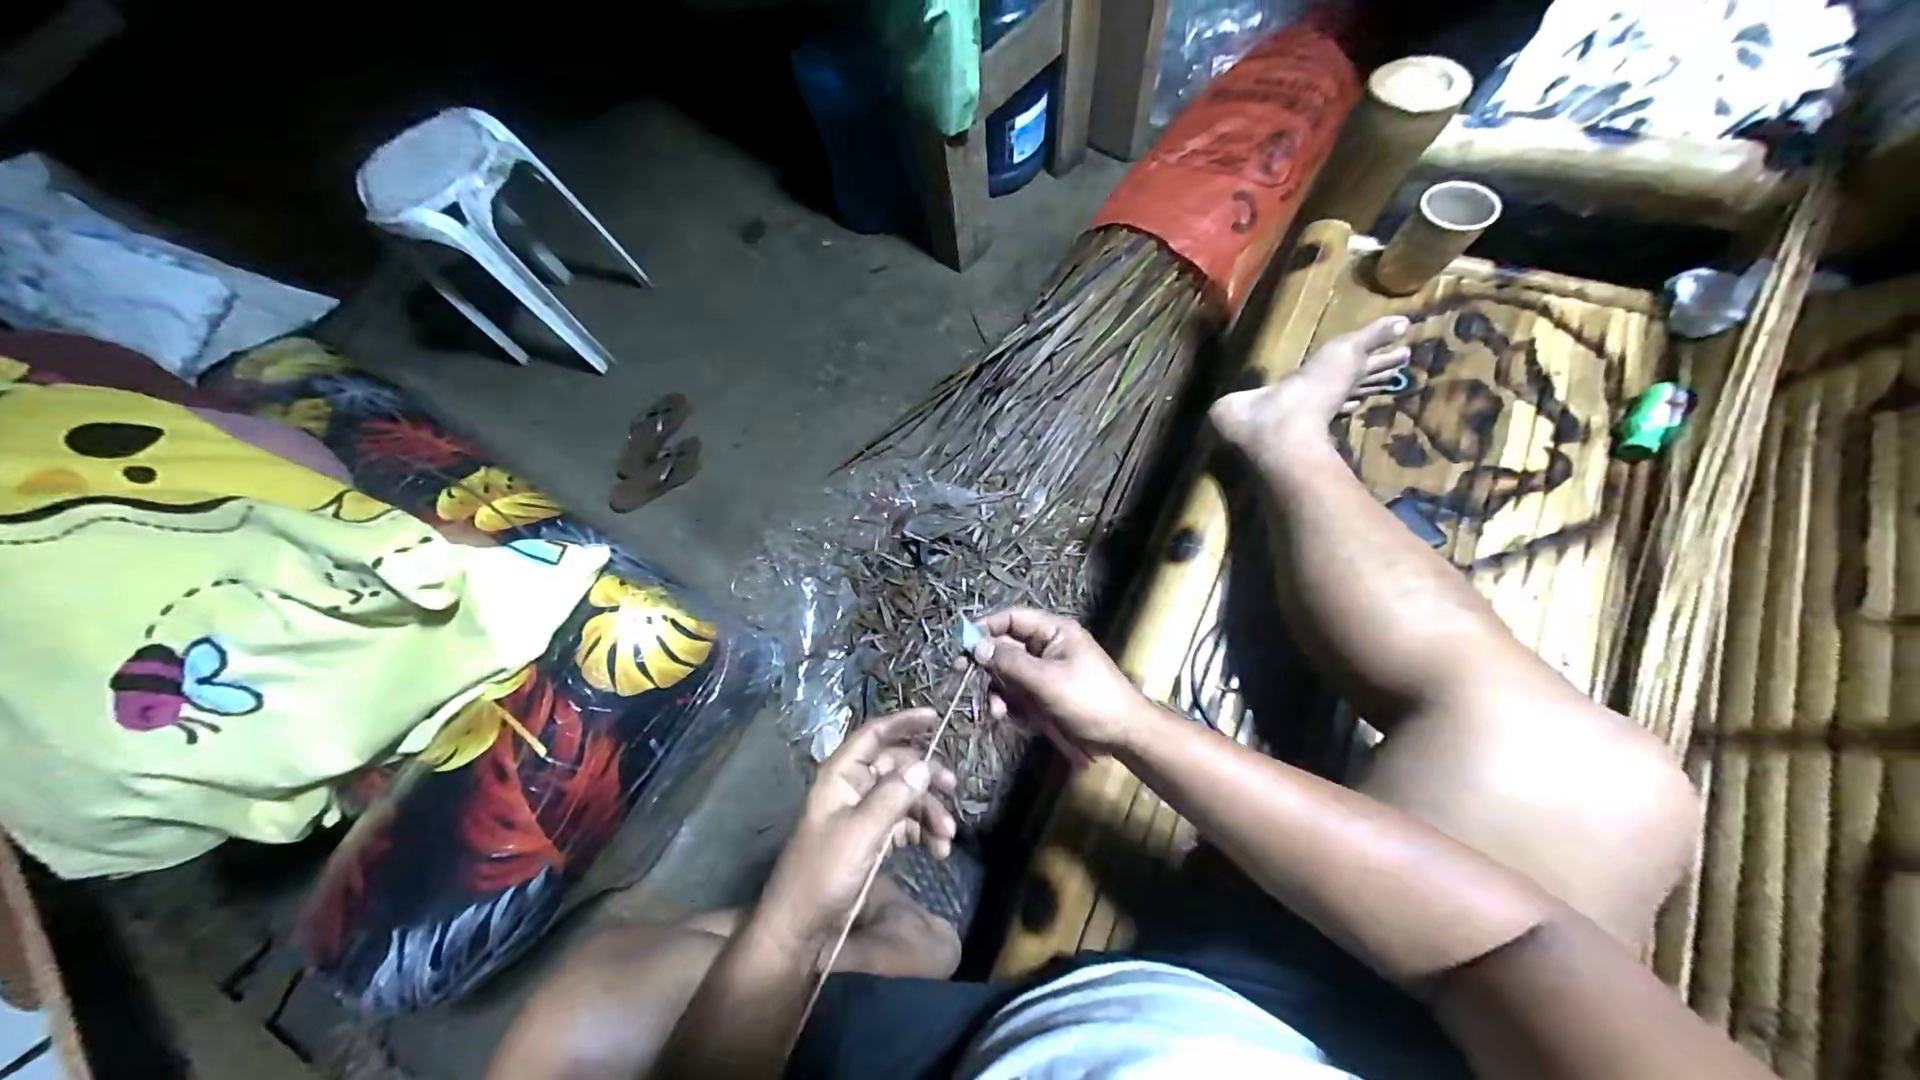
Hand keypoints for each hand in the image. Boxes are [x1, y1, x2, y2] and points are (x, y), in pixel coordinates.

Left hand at [757, 709, 957, 956]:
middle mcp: (853, 787)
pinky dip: (922, 832)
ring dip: (929, 812)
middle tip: (953, 790)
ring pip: (905, 796)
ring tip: (947, 839)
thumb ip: (894, 795)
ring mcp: (862, 813)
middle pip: (898, 767)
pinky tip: (937, 851)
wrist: (801, 928)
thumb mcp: (862, 832)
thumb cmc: (824, 873)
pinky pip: (903, 823)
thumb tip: (924, 766)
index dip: (904, 722)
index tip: (936, 718)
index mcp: (842, 775)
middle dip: (926, 778)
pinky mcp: (871, 837)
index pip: (874, 735)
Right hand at [969, 608, 1158, 761]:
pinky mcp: (1043, 696)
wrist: (1122, 736)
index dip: (986, 628)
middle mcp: (1046, 648)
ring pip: (1007, 674)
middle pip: (1004, 647)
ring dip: (997, 691)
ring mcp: (1044, 673)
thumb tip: (977, 646)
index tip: (963, 645)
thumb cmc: (1088, 700)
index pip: (1011, 619)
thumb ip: (1009, 662)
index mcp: (1053, 632)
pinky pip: (1016, 695)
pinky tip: (1011, 718)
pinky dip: (1009, 705)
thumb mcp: (1046, 679)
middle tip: (965, 678)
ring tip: (997, 710)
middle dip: (988, 666)